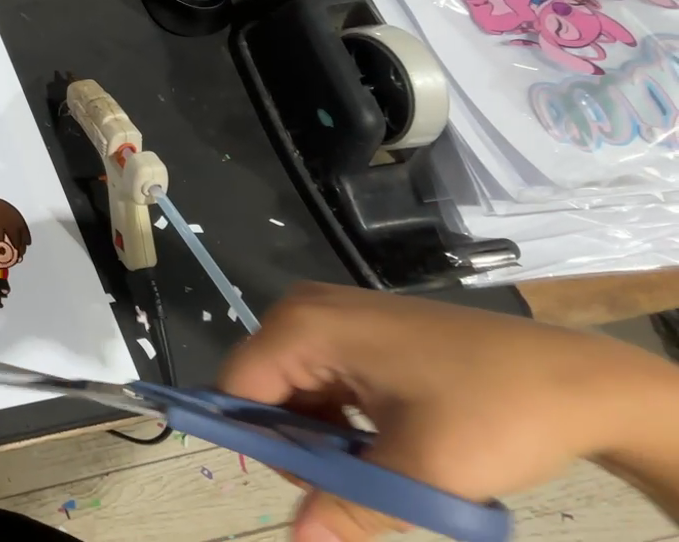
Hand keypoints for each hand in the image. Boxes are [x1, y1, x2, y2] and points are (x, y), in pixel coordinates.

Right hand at [218, 282, 678, 541]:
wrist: (587, 384)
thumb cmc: (497, 415)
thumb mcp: (425, 470)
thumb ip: (350, 505)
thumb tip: (298, 540)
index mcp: (301, 327)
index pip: (239, 388)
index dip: (259, 441)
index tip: (312, 486)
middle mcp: (302, 309)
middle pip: (264, 386)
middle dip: (300, 441)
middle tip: (359, 480)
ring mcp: (329, 313)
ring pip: (292, 386)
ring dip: (323, 434)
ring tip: (381, 463)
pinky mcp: (356, 325)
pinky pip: (320, 375)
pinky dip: (341, 415)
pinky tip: (386, 437)